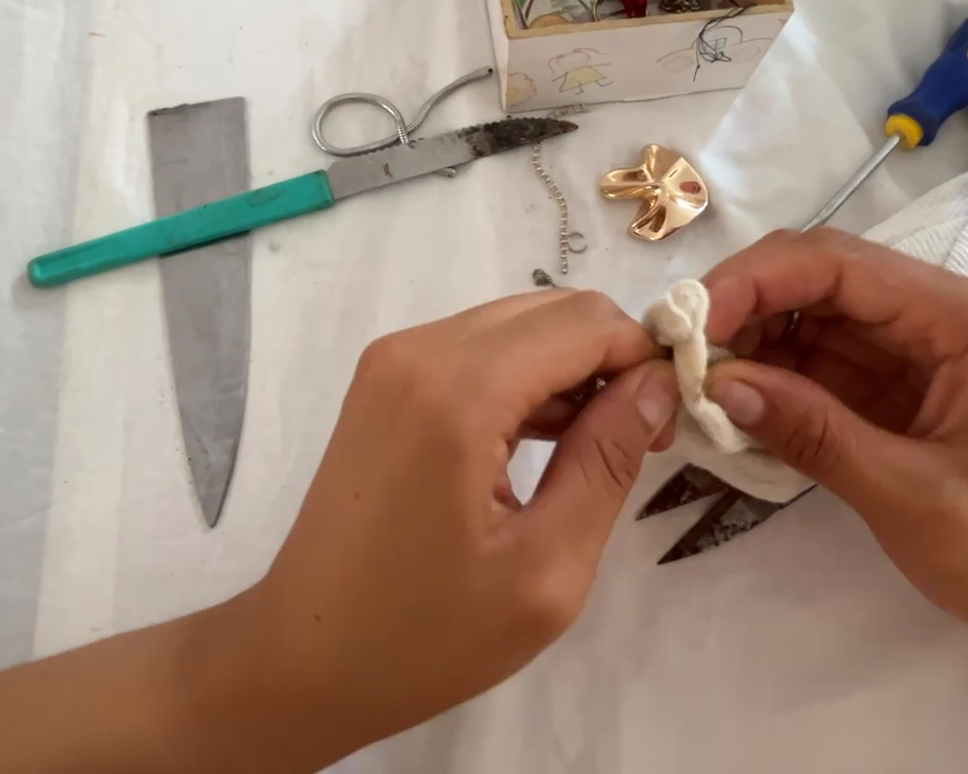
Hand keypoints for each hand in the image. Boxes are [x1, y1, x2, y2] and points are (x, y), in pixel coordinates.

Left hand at [244, 289, 677, 768]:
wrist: (299, 656)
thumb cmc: (426, 634)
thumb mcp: (546, 568)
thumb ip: (609, 459)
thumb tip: (656, 383)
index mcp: (458, 391)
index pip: (584, 322)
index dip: (641, 354)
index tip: (668, 417)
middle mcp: (420, 348)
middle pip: (553, 310)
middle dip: (608, 358)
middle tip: (635, 436)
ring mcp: (395, 356)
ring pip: (519, 323)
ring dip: (569, 366)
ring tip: (593, 444)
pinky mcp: (386, 375)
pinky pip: (480, 346)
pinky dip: (525, 375)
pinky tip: (542, 435)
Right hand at [698, 229, 967, 662]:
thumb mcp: (914, 500)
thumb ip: (813, 434)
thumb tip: (716, 385)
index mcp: (966, 320)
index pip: (841, 265)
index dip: (757, 281)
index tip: (692, 321)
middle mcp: (939, 312)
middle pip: (819, 274)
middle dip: (744, 302)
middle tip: (680, 347)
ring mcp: (914, 343)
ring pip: (809, 311)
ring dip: (750, 336)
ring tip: (697, 375)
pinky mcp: (893, 376)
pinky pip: (816, 354)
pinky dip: (770, 370)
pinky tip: (732, 394)